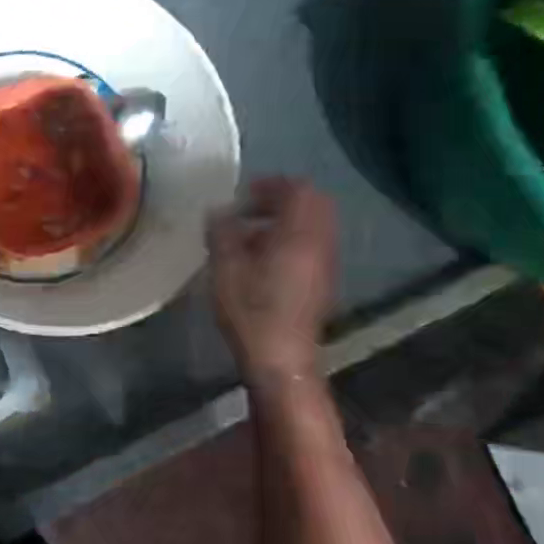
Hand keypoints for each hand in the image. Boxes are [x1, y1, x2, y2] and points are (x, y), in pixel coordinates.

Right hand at [206, 177, 337, 380]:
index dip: (272, 184)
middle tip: (249, 208)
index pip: (300, 190)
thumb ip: (221, 232)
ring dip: (285, 220)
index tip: (244, 192)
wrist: (281, 359)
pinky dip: (290, 239)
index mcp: (299, 235)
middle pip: (313, 204)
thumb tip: (218, 211)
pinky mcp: (321, 282)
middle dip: (282, 199)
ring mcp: (325, 264)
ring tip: (250, 234)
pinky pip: (311, 245)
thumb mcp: (225, 268)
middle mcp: (320, 244)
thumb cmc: (251, 311)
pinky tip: (261, 259)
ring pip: (313, 225)